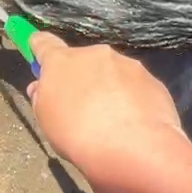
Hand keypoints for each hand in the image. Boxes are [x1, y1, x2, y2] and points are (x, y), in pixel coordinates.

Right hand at [27, 34, 186, 171]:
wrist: (133, 149)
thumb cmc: (76, 133)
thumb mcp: (46, 119)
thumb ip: (42, 97)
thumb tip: (41, 88)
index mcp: (62, 61)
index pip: (43, 42)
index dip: (39, 47)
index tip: (38, 50)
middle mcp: (95, 54)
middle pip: (83, 61)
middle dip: (81, 77)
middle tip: (81, 107)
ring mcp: (128, 65)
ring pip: (112, 73)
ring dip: (109, 89)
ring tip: (111, 123)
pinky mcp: (153, 81)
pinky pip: (136, 88)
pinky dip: (132, 101)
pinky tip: (132, 126)